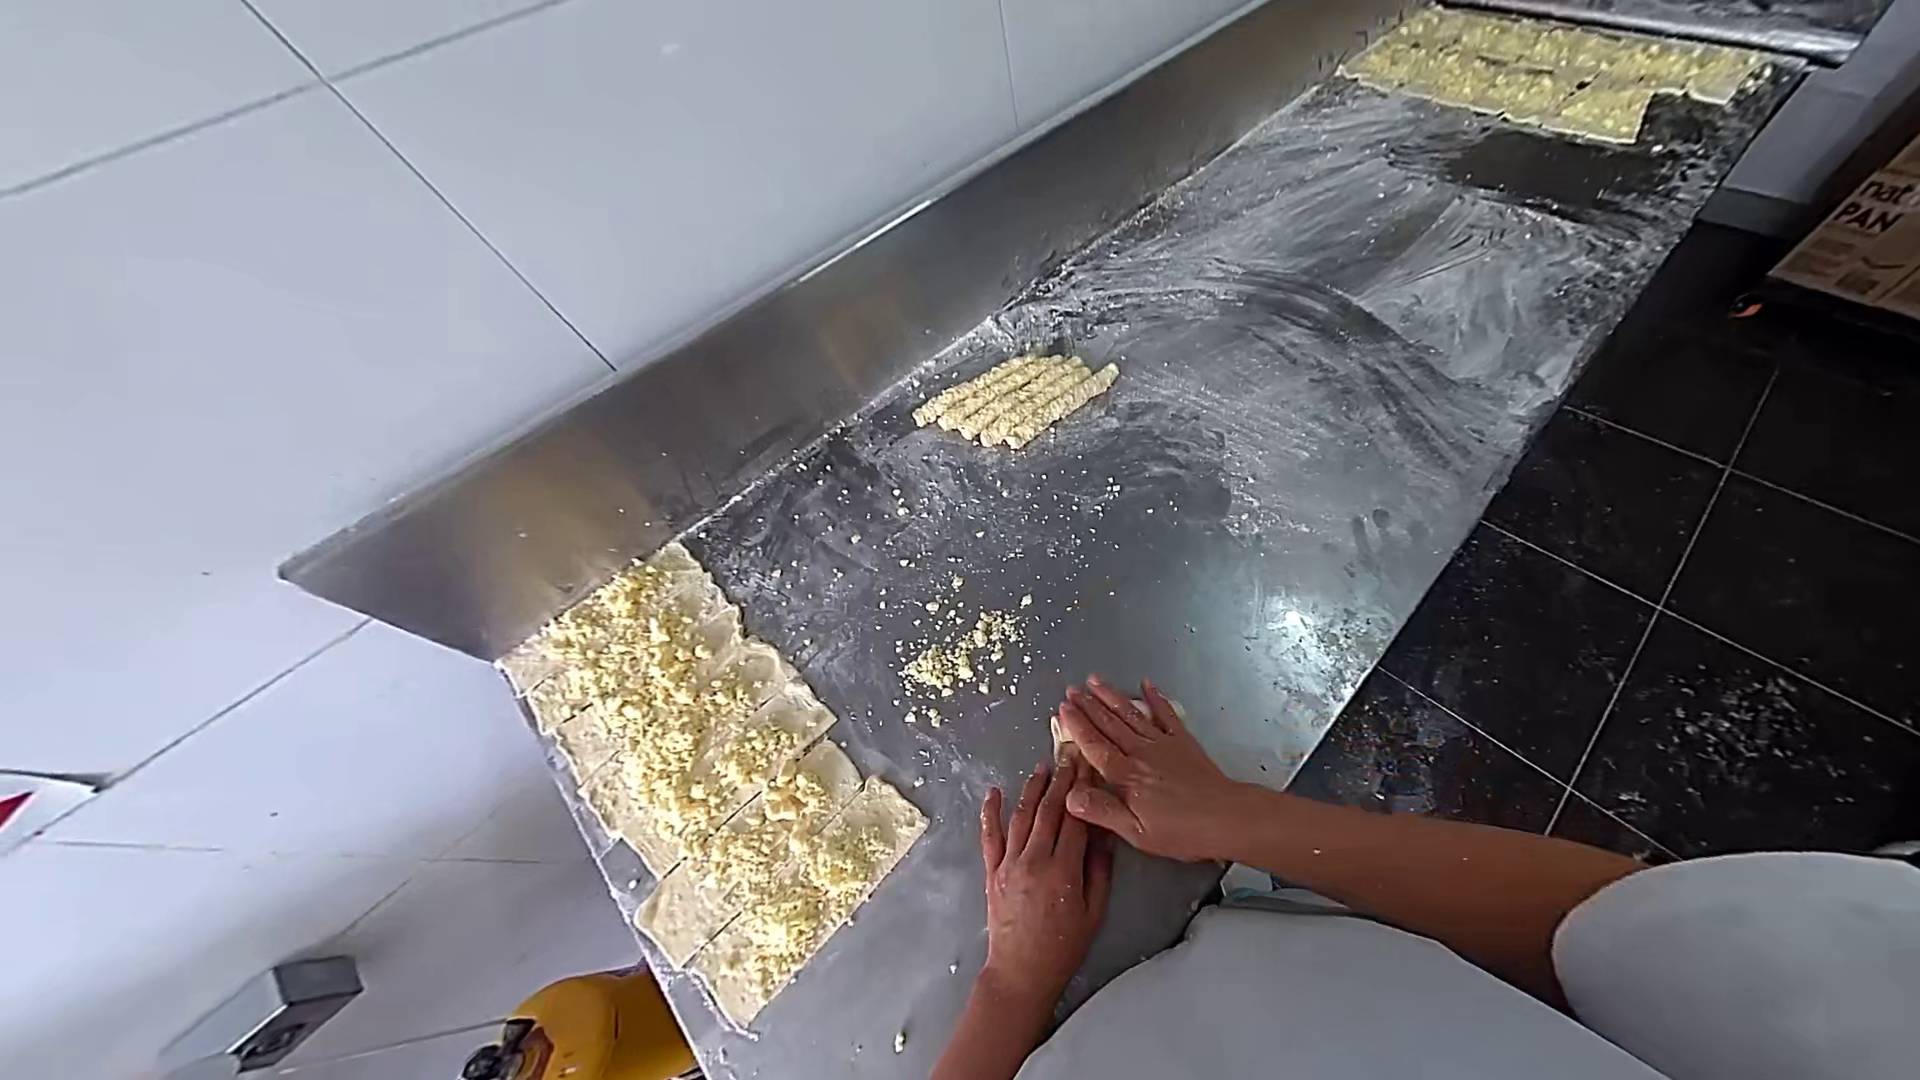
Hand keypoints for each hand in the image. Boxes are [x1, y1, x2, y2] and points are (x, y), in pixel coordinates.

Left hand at [979, 753, 1113, 1003]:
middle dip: (1060, 782)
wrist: (1021, 973)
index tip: (1088, 770)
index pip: (1075, 820)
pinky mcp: (991, 870)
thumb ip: (1099, 871)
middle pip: (1049, 811)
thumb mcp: (1094, 914)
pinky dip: (991, 811)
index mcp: (1063, 871)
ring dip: (1032, 789)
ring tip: (1042, 768)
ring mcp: (1009, 863)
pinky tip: (994, 792)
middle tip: (1067, 758)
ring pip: (1021, 816)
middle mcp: (1034, 860)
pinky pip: (990, 835)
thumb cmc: (1063, 947)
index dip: (1083, 792)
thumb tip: (1104, 833)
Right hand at [1058, 676, 1252, 861]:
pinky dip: (1155, 698)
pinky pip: (1165, 714)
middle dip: (1088, 705)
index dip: (1077, 725)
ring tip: (1094, 680)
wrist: (1227, 818)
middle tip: (1071, 689)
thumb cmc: (1181, 831)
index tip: (1063, 708)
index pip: (1094, 745)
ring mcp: (1162, 743)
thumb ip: (1103, 811)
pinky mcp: (1182, 741)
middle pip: (1109, 724)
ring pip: (1130, 714)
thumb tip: (1069, 796)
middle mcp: (1140, 752)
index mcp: (1126, 775)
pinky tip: (1146, 684)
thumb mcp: (1137, 832)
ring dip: (1111, 696)